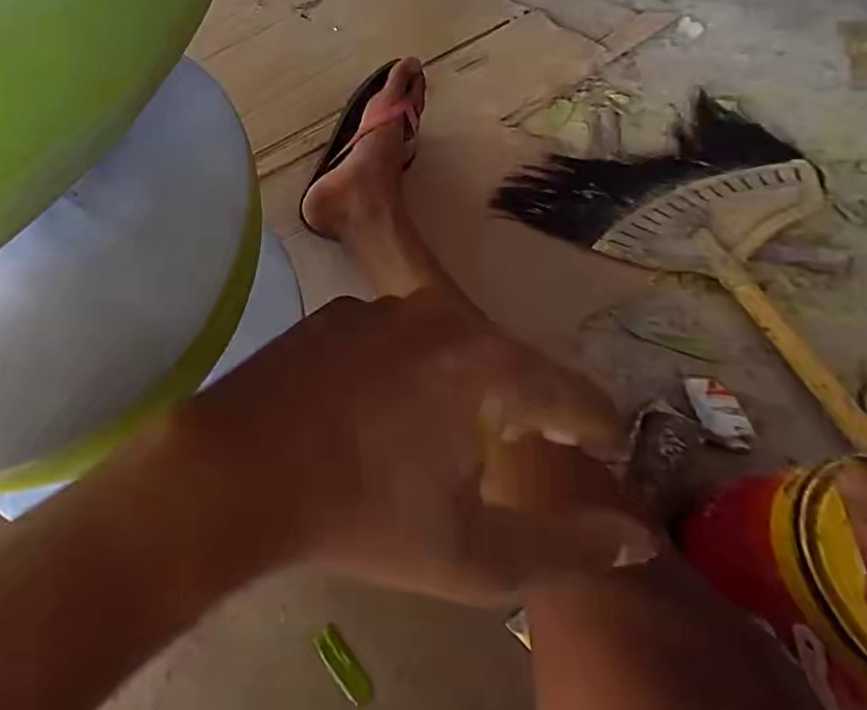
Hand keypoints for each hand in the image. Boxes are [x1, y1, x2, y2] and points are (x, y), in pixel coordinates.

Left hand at [179, 292, 654, 605]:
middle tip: (521, 453)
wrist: (233, 469)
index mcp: (479, 358)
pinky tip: (379, 413)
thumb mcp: (475, 555)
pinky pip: (384, 344)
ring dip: (456, 385)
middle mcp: (424, 315)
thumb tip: (632, 536)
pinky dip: (400, 372)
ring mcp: (362, 311)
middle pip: (503, 362)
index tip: (595, 461)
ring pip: (439, 348)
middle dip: (521, 407)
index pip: (572, 394)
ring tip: (447, 437)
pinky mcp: (319, 320)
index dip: (593, 432)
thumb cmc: (359, 514)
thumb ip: (566, 546)